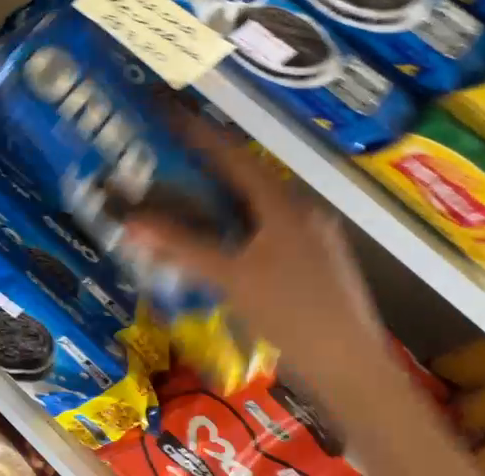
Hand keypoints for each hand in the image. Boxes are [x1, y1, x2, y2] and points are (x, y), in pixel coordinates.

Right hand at [120, 114, 389, 381]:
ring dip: (216, 192)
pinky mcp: (313, 259)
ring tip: (177, 186)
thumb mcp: (230, 278)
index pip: (231, 155)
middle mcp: (301, 211)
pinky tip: (211, 230)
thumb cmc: (294, 316)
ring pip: (253, 201)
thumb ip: (179, 245)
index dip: (195, 131)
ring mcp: (312, 236)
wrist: (356, 374)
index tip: (164, 110)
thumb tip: (128, 220)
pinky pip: (263, 222)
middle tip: (162, 149)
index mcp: (284, 205)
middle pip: (243, 175)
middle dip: (202, 162)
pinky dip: (232, 217)